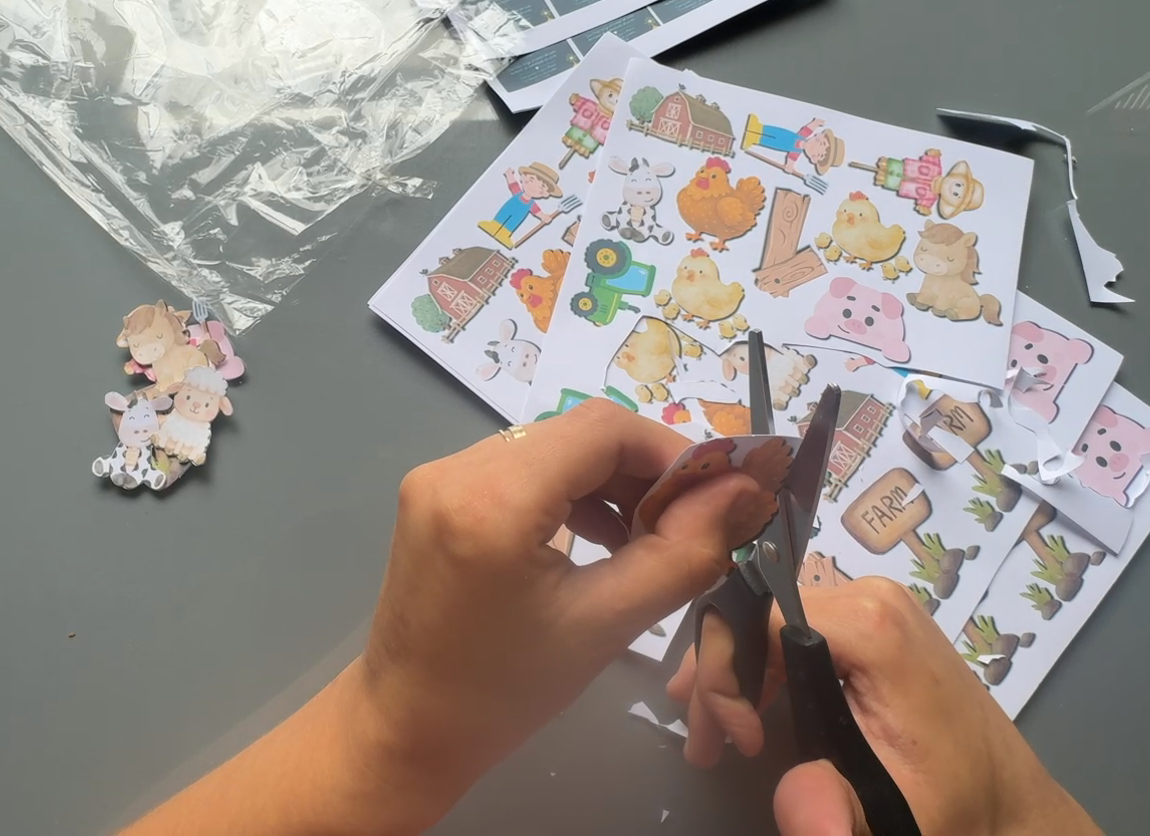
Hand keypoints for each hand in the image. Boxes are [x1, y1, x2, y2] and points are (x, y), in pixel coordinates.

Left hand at [347, 401, 775, 828]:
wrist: (407, 719)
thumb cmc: (505, 690)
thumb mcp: (605, 625)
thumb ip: (681, 553)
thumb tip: (742, 491)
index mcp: (493, 499)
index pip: (600, 429)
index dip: (670, 450)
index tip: (719, 491)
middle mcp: (457, 468)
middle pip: (573, 433)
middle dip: (640, 469)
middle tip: (688, 521)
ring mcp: (438, 473)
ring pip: (546, 446)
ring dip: (604, 479)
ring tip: (644, 535)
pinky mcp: (435, 487)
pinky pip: (516, 465)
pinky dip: (563, 488)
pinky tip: (595, 533)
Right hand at [671, 578, 1100, 835]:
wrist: (1018, 804)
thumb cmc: (958, 802)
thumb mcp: (896, 808)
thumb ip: (834, 803)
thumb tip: (796, 818)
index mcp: (870, 624)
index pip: (756, 619)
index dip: (725, 672)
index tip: (735, 742)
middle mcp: (863, 591)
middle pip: (754, 617)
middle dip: (717, 678)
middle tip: (702, 741)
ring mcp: (865, 595)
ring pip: (763, 618)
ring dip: (731, 672)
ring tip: (714, 730)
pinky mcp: (865, 609)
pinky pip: (787, 624)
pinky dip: (759, 663)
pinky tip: (747, 704)